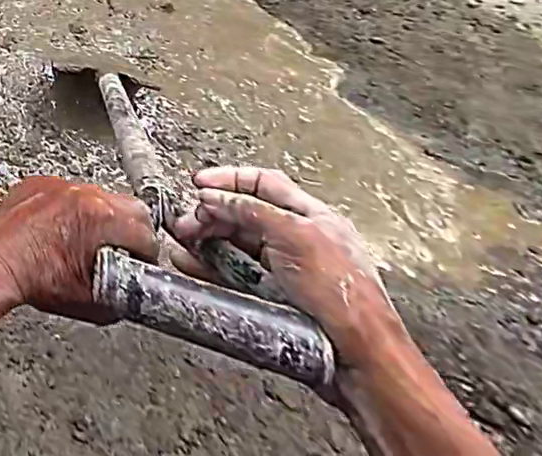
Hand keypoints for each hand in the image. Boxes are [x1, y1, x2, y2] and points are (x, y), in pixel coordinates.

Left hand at [0, 177, 156, 321]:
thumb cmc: (34, 279)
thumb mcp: (92, 300)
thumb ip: (123, 294)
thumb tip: (135, 293)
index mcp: (99, 216)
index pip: (146, 232)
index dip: (148, 254)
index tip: (143, 264)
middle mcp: (82, 193)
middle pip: (129, 206)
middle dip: (133, 231)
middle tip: (126, 252)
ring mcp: (60, 184)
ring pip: (99, 196)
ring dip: (103, 217)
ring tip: (92, 242)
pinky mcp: (40, 183)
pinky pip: (69, 192)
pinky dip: (73, 209)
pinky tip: (65, 229)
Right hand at [170, 168, 407, 377]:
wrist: (360, 361)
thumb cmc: (345, 299)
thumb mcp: (295, 237)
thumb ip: (250, 210)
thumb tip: (214, 197)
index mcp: (311, 216)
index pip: (262, 183)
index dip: (228, 179)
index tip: (198, 183)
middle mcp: (295, 239)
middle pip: (241, 213)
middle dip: (209, 213)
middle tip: (186, 221)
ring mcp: (282, 269)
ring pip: (232, 244)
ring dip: (202, 239)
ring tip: (181, 242)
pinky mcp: (271, 297)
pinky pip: (231, 274)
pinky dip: (206, 266)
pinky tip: (188, 264)